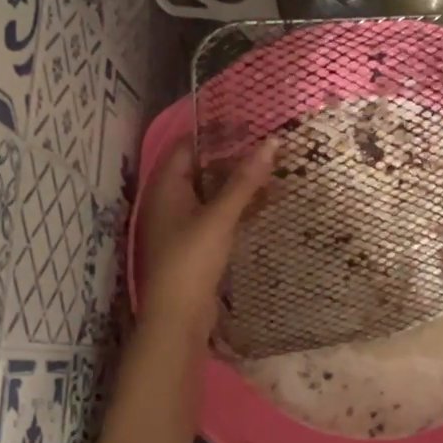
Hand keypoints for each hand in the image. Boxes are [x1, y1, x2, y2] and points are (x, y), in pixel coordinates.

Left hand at [138, 139, 277, 337]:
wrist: (178, 318)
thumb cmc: (191, 260)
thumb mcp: (221, 216)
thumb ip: (246, 180)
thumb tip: (273, 142)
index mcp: (166, 186)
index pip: (188, 145)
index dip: (216, 133)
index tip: (250, 125)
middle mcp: (170, 200)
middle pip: (203, 168)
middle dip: (235, 159)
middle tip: (269, 149)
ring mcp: (182, 223)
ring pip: (213, 193)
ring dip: (241, 185)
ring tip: (276, 174)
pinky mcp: (196, 244)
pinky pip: (219, 214)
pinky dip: (239, 207)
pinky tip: (266, 204)